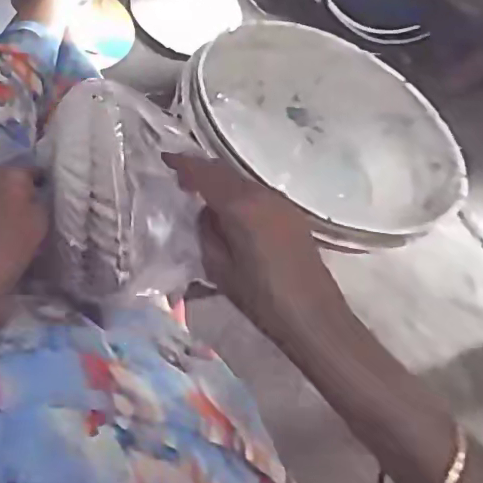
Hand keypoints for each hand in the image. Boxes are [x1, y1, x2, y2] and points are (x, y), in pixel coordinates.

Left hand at [0, 166, 48, 336]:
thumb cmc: (12, 242)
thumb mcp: (41, 218)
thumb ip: (47, 197)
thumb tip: (48, 188)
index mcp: (9, 170)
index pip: (39, 169)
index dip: (52, 183)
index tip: (62, 199)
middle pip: (20, 177)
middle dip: (33, 190)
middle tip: (49, 209)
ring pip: (6, 188)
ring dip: (18, 199)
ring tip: (34, 219)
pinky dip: (5, 207)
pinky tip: (15, 224)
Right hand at [163, 152, 348, 345]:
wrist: (317, 322)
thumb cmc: (261, 298)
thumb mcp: (217, 266)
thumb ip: (205, 230)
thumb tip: (204, 212)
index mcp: (240, 206)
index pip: (203, 173)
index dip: (182, 163)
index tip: (165, 160)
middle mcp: (261, 196)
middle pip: (223, 170)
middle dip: (199, 169)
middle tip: (179, 179)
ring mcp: (281, 204)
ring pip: (240, 179)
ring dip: (219, 180)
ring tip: (201, 193)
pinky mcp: (293, 215)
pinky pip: (255, 191)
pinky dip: (236, 190)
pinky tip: (229, 208)